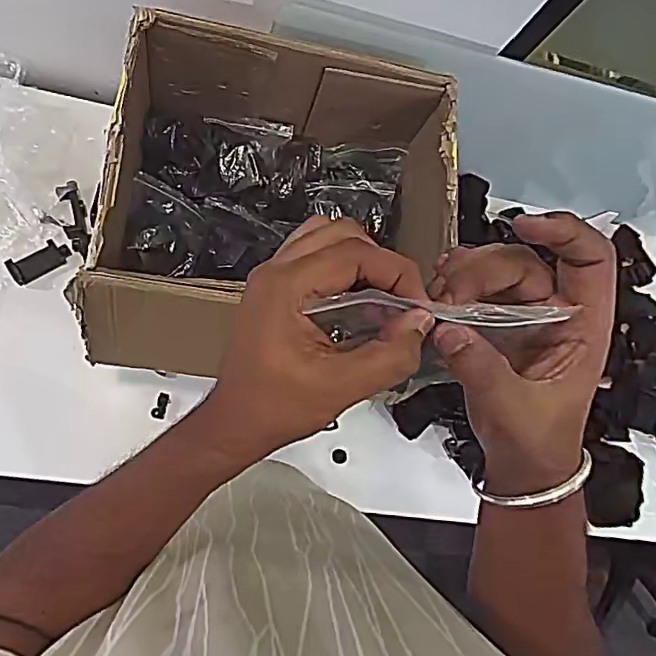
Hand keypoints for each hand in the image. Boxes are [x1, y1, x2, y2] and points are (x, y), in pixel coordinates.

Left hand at [199, 216, 433, 460]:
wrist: (238, 421)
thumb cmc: (271, 406)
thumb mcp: (342, 388)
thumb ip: (389, 356)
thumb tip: (418, 324)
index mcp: (284, 287)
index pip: (356, 252)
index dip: (397, 273)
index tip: (416, 304)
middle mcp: (275, 273)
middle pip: (344, 234)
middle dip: (383, 263)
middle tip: (402, 300)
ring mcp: (274, 277)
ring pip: (329, 237)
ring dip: (364, 260)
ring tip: (382, 297)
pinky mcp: (278, 288)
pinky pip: (317, 256)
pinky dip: (346, 268)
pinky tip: (359, 302)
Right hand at [428, 213, 615, 494]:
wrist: (522, 467)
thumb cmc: (539, 444)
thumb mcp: (514, 409)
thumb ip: (481, 368)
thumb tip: (452, 331)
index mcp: (583, 328)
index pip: (590, 260)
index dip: (565, 232)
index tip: (529, 225)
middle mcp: (555, 315)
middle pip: (526, 261)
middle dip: (484, 270)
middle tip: (452, 295)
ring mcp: (524, 317)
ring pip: (496, 271)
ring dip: (463, 277)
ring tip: (441, 299)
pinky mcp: (496, 326)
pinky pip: (475, 290)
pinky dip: (453, 287)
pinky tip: (439, 294)